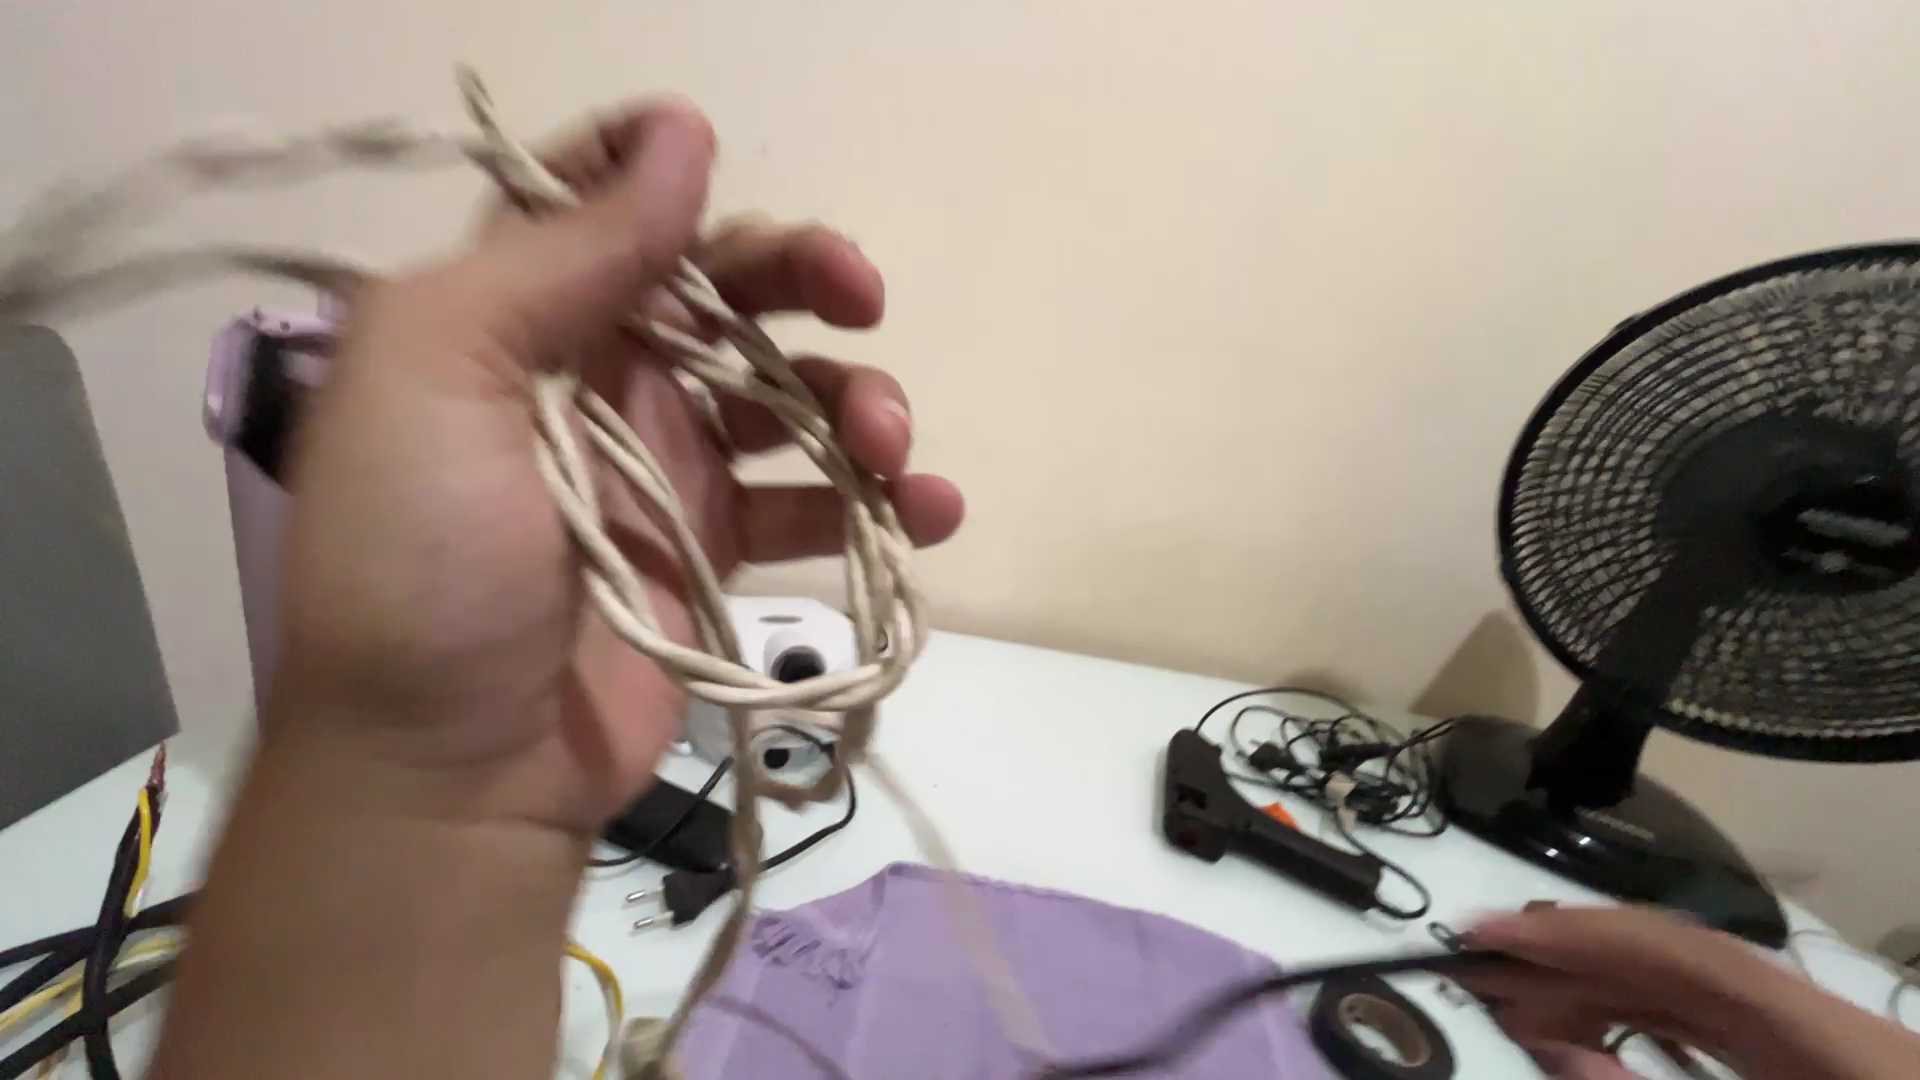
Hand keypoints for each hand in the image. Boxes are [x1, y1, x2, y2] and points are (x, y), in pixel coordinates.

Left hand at [270, 99, 963, 833]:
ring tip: (891, 452)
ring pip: (798, 403)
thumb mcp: (445, 375)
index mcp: (534, 322)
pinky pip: (820, 507)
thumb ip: (561, 254)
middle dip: (811, 285)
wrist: (459, 764)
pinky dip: (882, 506)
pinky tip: (927, 513)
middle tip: (865, 306)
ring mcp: (680, 470)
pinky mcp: (726, 550)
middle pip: (737, 299)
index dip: (682, 186)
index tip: (737, 191)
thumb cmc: (429, 564)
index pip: (619, 215)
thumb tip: (680, 131)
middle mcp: (614, 382)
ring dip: (863, 408)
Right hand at [1464, 906, 1919, 1079]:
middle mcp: (1824, 1026)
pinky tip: (1575, 1035)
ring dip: (1585, 988)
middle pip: (1670, 960)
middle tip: (1471, 963)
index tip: (1491, 931)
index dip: (1583, 931)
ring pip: (1676, 988)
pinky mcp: (1799, 1069)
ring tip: (1506, 1003)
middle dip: (1565, 956)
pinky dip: (1625, 1019)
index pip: (1691, 954)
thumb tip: (1558, 1052)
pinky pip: (1696, 1025)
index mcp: (1846, 1047)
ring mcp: (1815, 1046)